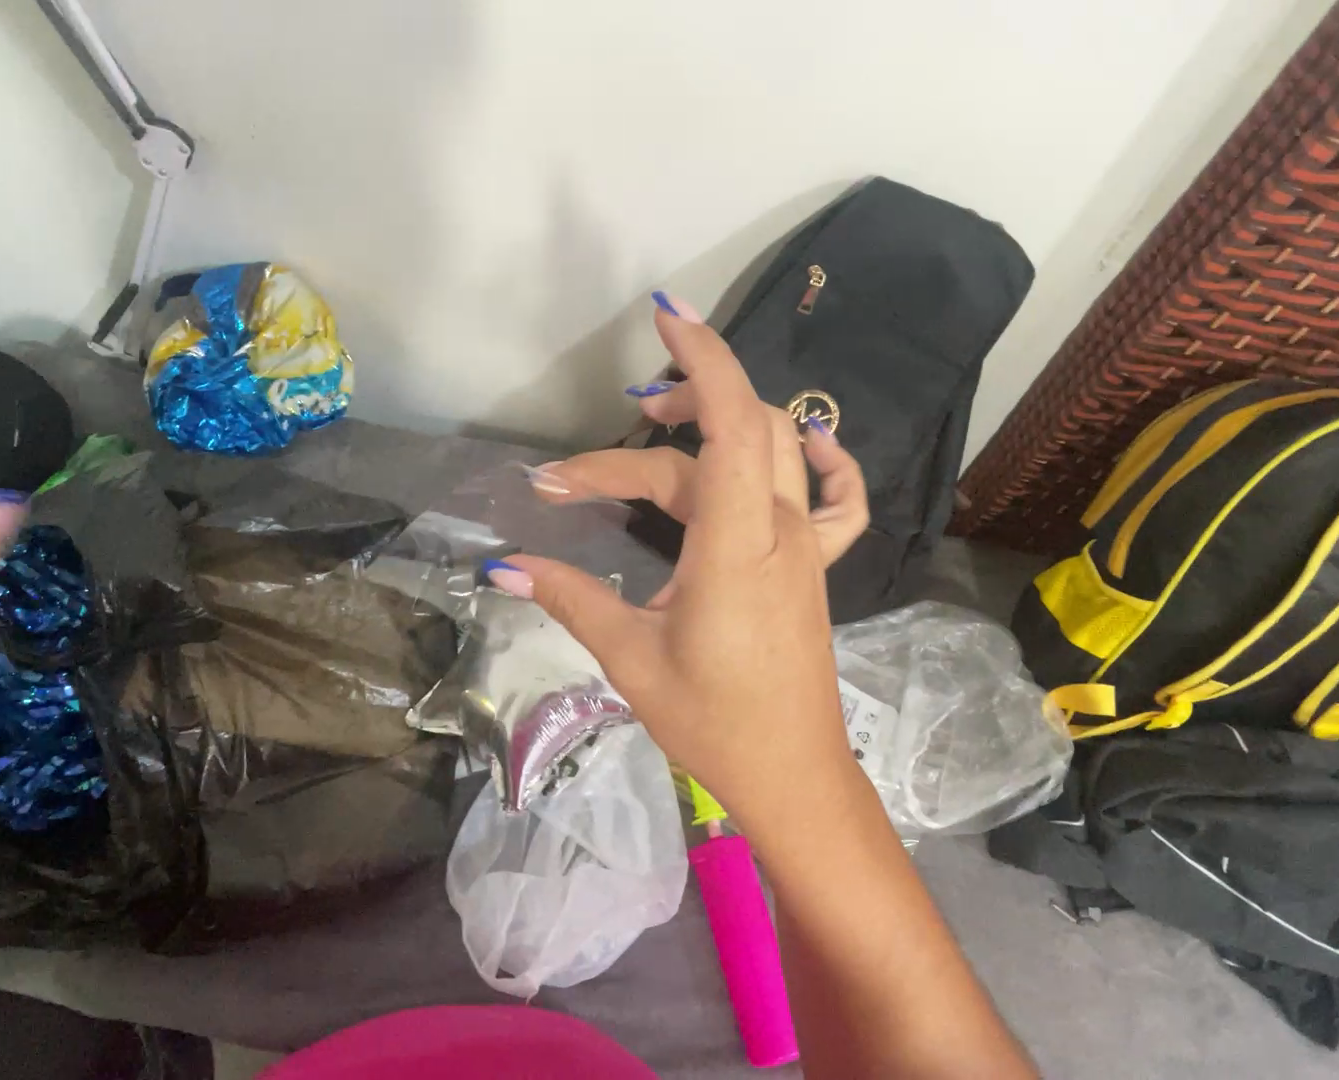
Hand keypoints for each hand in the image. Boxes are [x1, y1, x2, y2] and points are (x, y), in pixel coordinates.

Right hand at [498, 296, 868, 821]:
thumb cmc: (712, 721)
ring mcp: (804, 546)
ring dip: (720, 423)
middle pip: (731, 433)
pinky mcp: (813, 566)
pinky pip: (836, 500)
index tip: (666, 318)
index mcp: (735, 545)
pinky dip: (827, 462)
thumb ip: (570, 597)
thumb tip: (502, 566)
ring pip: (770, 452)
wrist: (790, 772)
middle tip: (576, 474)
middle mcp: (778, 529)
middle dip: (660, 419)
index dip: (704, 361)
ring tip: (658, 419)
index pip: (731, 424)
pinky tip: (807, 443)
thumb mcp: (629, 659)